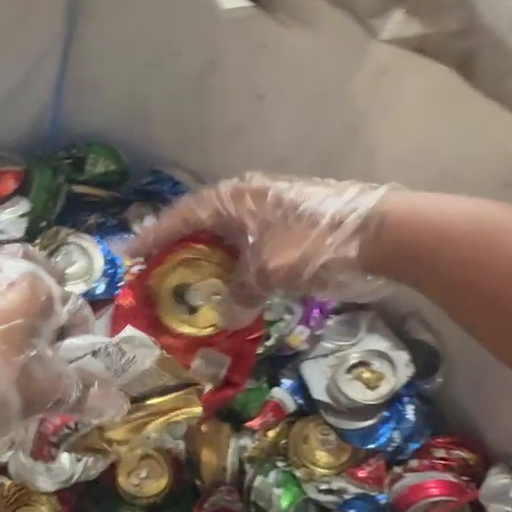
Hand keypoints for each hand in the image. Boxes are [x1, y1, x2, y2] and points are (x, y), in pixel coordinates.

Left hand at [0, 247, 97, 441]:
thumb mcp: (41, 391)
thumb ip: (78, 389)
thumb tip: (115, 402)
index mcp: (29, 285)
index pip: (69, 300)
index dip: (78, 328)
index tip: (75, 355)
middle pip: (26, 281)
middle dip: (38, 307)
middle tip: (40, 341)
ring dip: (1, 315)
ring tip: (2, 351)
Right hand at [127, 174, 402, 324]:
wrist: (383, 234)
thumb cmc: (314, 246)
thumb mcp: (268, 273)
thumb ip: (240, 293)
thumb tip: (225, 313)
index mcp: (231, 200)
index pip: (179, 218)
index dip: (152, 238)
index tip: (129, 255)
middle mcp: (246, 198)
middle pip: (199, 223)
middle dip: (178, 249)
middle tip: (157, 273)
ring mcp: (271, 208)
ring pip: (226, 234)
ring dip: (208, 257)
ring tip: (191, 283)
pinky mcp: (291, 222)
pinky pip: (248, 242)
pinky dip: (235, 262)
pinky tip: (235, 282)